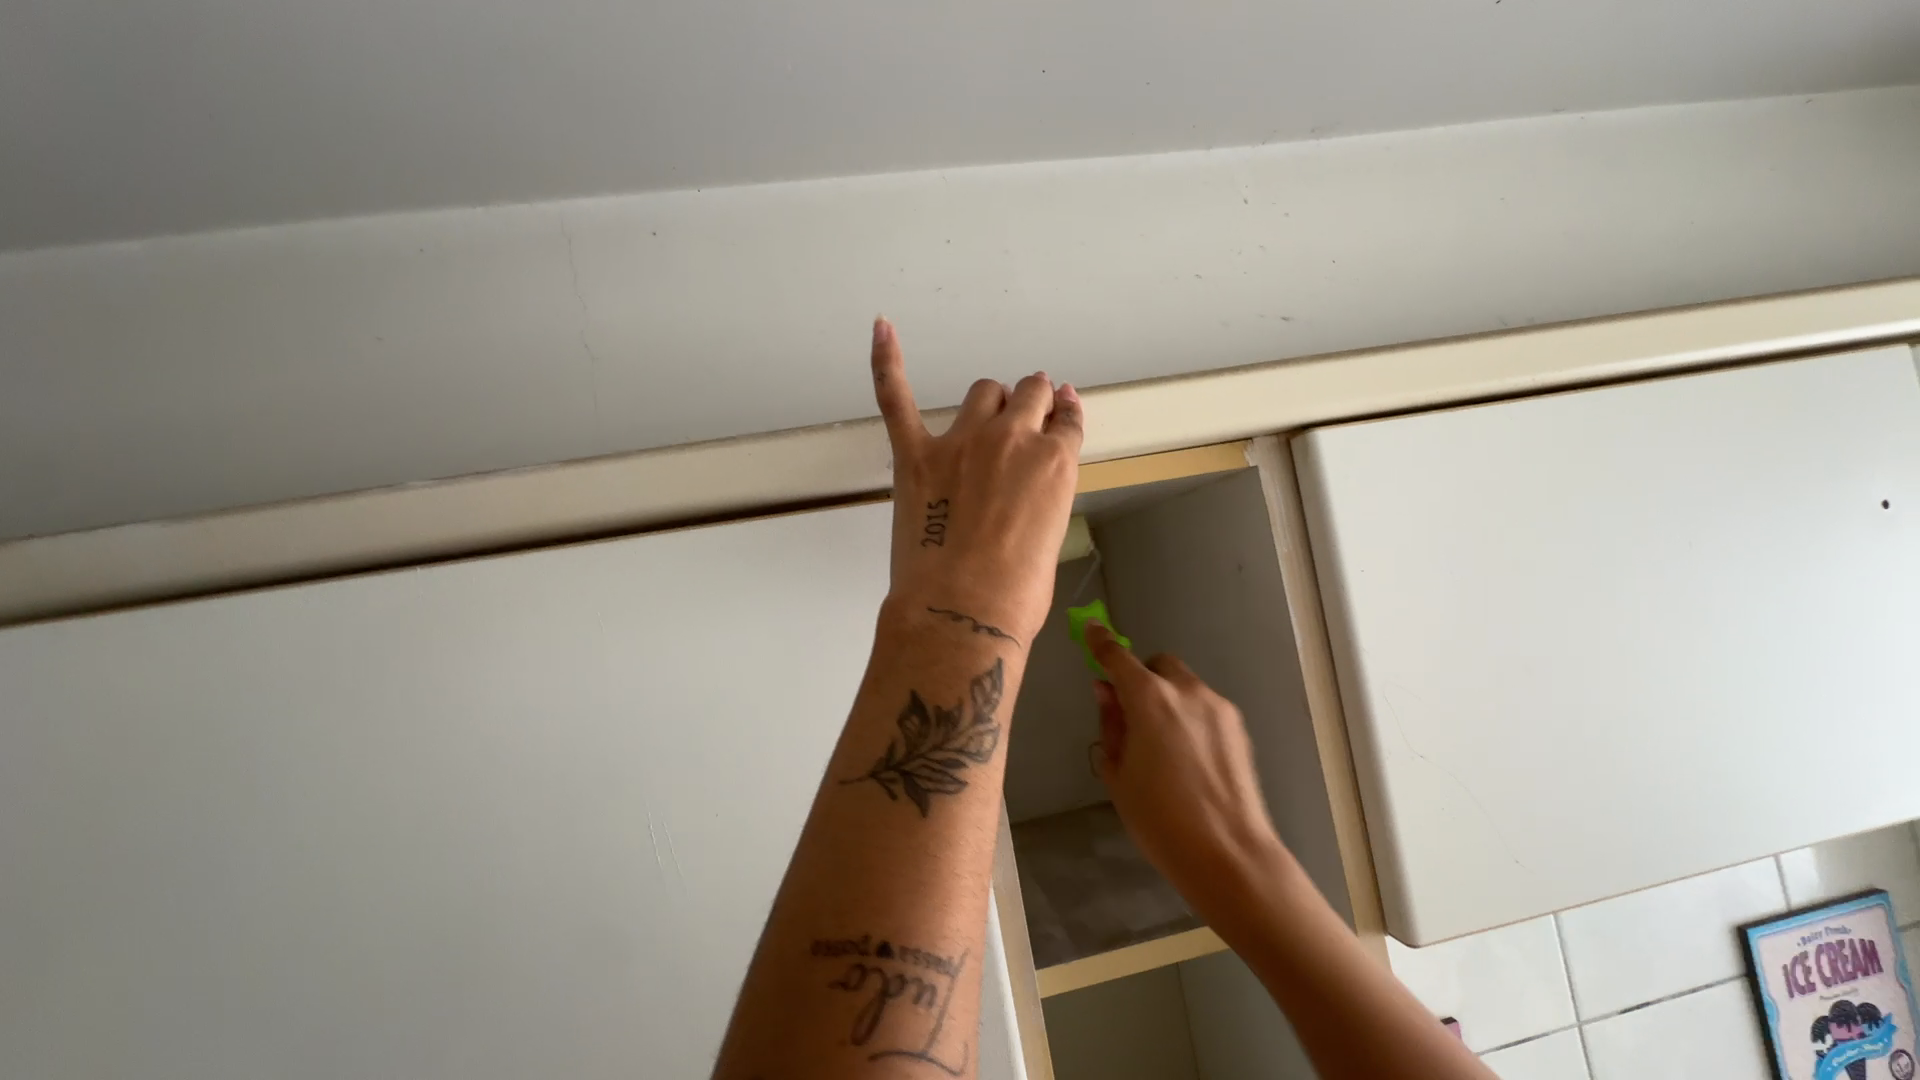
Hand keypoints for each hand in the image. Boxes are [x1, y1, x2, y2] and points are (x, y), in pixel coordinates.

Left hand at [870, 316, 1082, 645]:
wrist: (962, 613)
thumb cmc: (1015, 595)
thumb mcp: (1051, 540)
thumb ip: (1046, 498)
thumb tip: (1030, 488)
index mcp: (1055, 463)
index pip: (1066, 422)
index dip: (1064, 415)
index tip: (1060, 411)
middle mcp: (1013, 439)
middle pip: (1028, 394)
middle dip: (1031, 401)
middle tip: (1024, 417)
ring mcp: (962, 442)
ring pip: (982, 391)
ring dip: (990, 399)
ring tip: (986, 412)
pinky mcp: (916, 454)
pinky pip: (896, 396)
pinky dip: (889, 361)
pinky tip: (883, 329)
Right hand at [1086, 623, 1287, 908]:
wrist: (1227, 853)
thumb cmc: (1159, 818)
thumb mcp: (1118, 773)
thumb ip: (1111, 724)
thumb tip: (1107, 691)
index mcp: (1149, 699)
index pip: (1118, 657)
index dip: (1101, 642)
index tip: (1091, 630)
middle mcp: (1186, 691)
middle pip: (1158, 666)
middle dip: (1142, 679)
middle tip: (1131, 715)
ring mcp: (1218, 708)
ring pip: (1185, 687)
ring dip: (1167, 699)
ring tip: (1162, 747)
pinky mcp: (1238, 728)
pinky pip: (1204, 708)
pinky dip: (1189, 717)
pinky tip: (1188, 759)